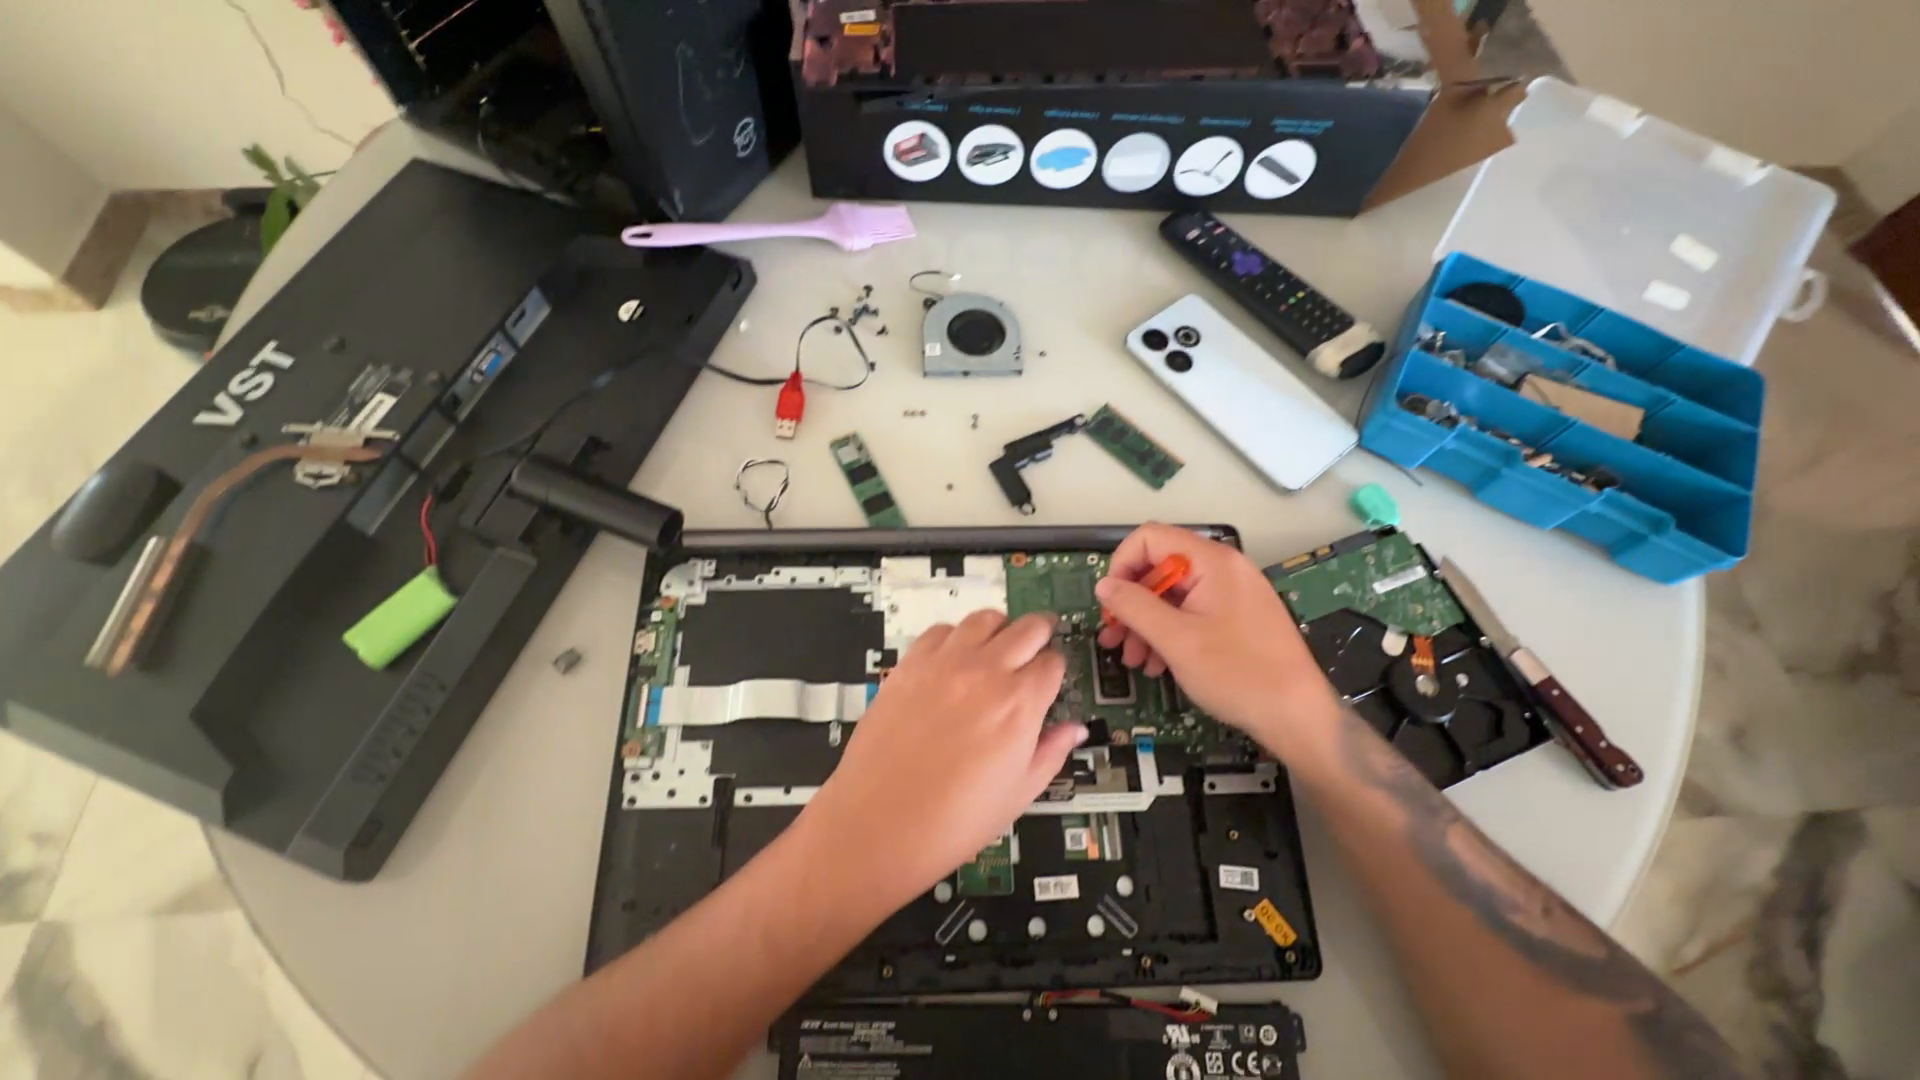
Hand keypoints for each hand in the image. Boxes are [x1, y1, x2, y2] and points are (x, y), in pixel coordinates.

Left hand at [797, 610, 1083, 910]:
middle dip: (1040, 634)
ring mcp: (944, 664)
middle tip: (1037, 646)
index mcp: (1020, 704)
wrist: (881, 823)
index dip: (1056, 670)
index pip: (1053, 663)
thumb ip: (1051, 752)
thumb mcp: (1019, 793)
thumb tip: (1074, 729)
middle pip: (1027, 628)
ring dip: (999, 628)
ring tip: (997, 646)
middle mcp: (985, 672)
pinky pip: (940, 631)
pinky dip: (954, 638)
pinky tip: (953, 660)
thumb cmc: (956, 819)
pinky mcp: (909, 665)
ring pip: (984, 619)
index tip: (1050, 680)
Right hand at [1095, 524, 1338, 749]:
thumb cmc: (1236, 673)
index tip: (1110, 603)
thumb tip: (1103, 585)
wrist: (1296, 715)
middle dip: (1131, 604)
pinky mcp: (1239, 618)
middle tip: (1113, 639)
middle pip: (1160, 569)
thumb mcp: (1176, 640)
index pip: (1149, 538)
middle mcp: (1224, 568)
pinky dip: (1170, 634)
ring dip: (1146, 624)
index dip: (1121, 565)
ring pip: (1174, 596)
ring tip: (1134, 660)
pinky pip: (1193, 613)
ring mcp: (1234, 593)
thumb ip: (1134, 607)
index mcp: (1212, 562)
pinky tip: (1158, 665)